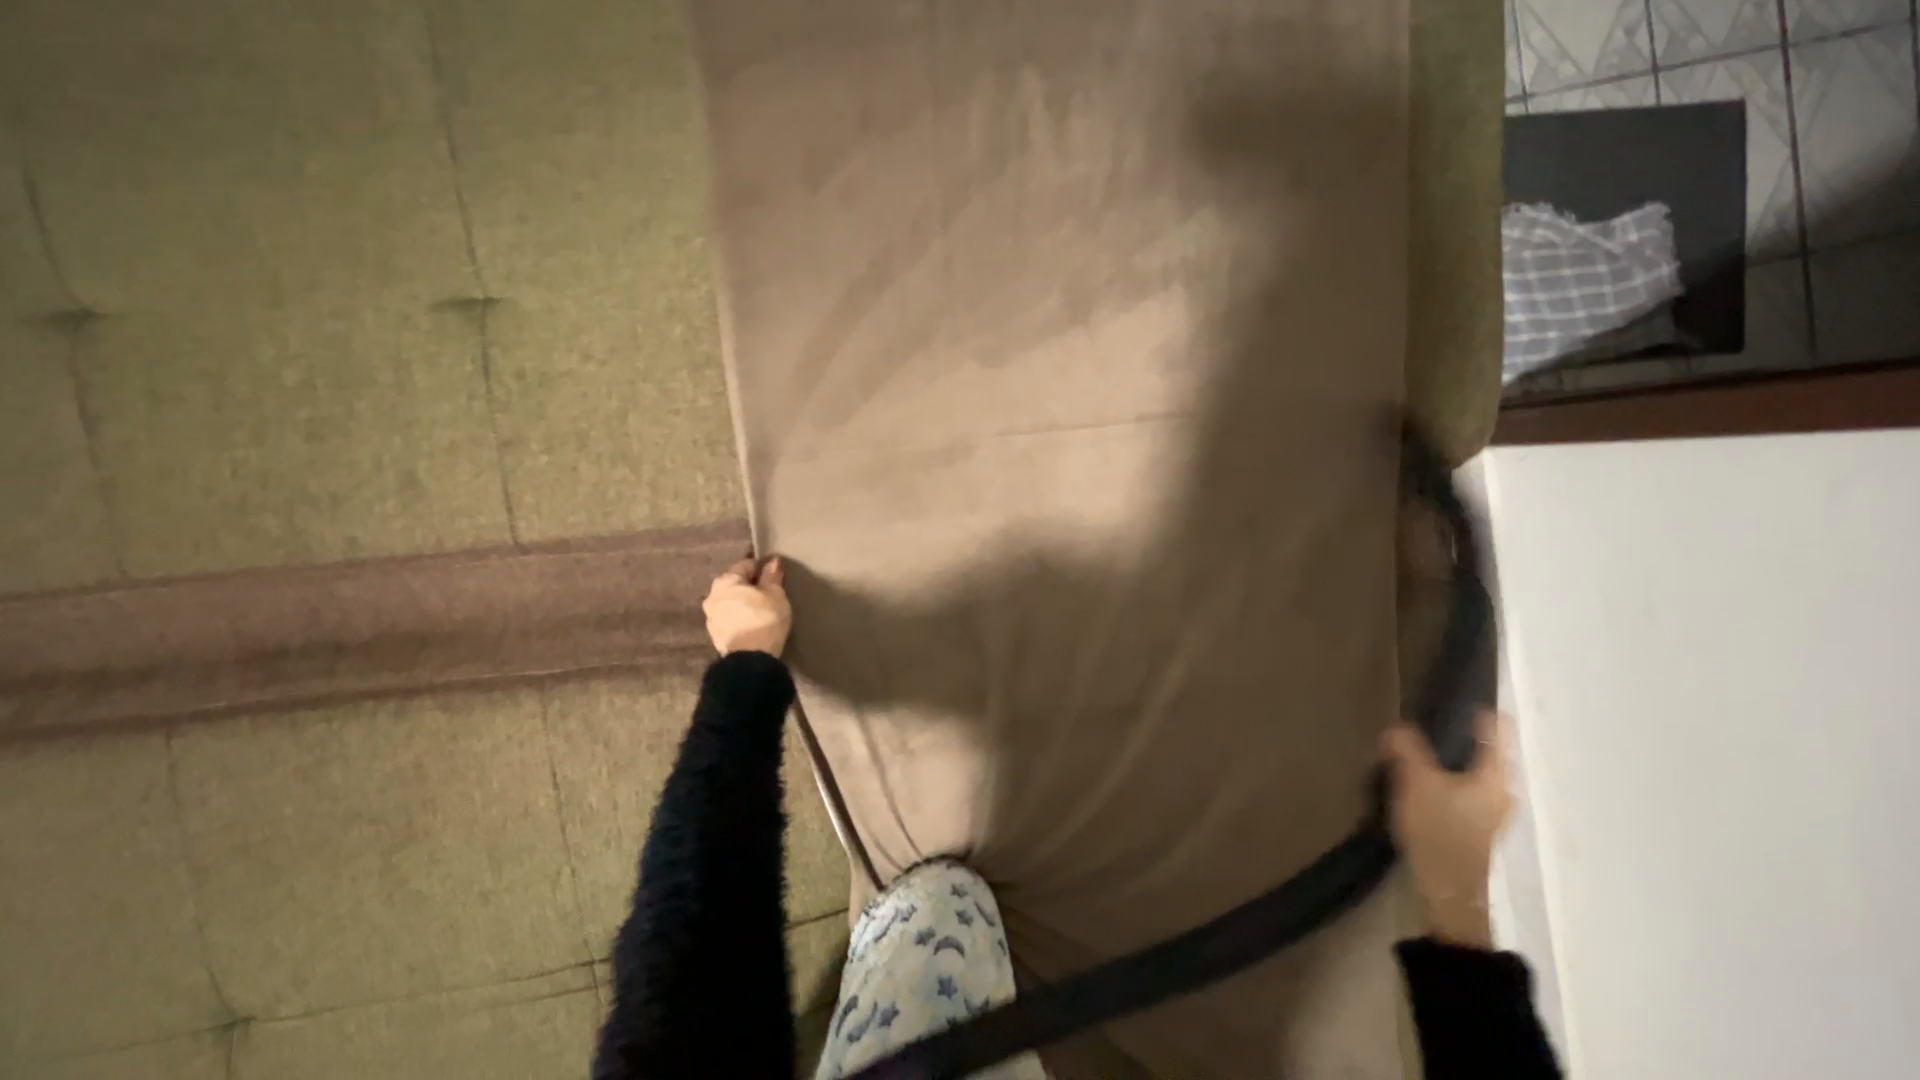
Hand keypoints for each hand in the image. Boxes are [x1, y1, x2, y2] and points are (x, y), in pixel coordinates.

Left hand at [702, 556, 792, 657]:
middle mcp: (712, 595)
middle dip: (749, 586)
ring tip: (760, 610)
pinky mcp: (715, 635)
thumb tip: (772, 561)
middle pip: (734, 584)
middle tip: (768, 593)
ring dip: (743, 603)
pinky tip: (752, 624)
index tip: (774, 575)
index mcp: (726, 581)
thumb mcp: (775, 595)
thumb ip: (772, 576)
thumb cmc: (764, 619)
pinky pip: (730, 619)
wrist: (750, 659)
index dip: (762, 567)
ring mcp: (711, 617)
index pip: (746, 565)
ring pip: (730, 602)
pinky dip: (739, 618)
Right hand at [1381, 709, 1511, 948]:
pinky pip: (1467, 788)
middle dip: (1458, 735)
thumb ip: (1405, 751)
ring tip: (1418, 750)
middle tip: (1426, 721)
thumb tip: (1395, 727)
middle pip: (1486, 750)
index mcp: (1497, 775)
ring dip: (1451, 759)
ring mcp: (1494, 811)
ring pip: (1475, 771)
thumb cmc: (1439, 832)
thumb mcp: (1416, 784)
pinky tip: (1421, 782)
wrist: (1448, 892)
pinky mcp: (1479, 826)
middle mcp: (1504, 790)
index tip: (1456, 694)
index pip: (1498, 728)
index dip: (1480, 708)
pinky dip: (1448, 779)